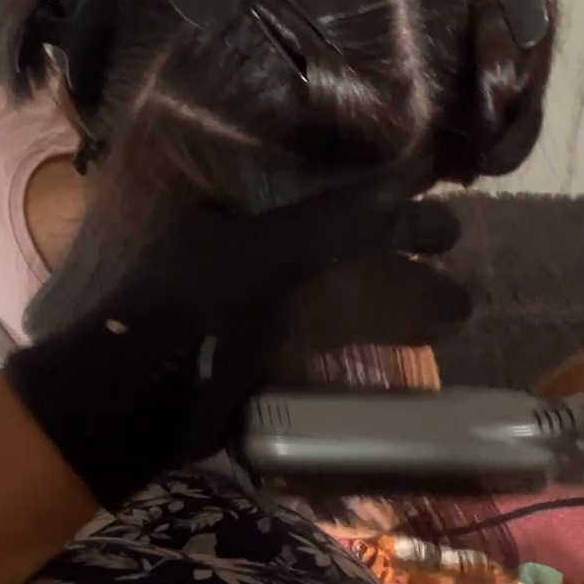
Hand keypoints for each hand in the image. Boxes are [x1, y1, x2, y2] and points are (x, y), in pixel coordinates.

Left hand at [5, 176, 469, 508]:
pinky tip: (402, 356)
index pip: (316, 194)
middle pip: (329, 244)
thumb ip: (329, 220)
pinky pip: (313, 341)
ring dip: (385, 301)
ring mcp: (242, 309)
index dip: (377, 199)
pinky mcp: (247, 357)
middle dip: (390, 250)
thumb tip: (403, 176)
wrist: (129, 407)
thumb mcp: (262, 259)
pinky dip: (356, 344)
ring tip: (453, 312)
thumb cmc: (190, 314)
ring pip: (328, 294)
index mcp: (227, 218)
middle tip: (452, 252)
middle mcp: (235, 255)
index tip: (430, 206)